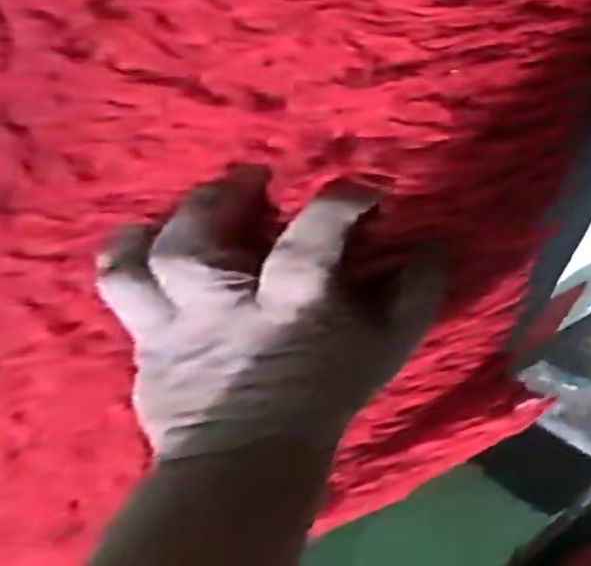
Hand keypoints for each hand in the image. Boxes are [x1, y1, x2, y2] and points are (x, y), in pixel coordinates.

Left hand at [95, 165, 443, 461]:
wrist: (247, 454)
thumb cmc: (333, 386)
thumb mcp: (398, 337)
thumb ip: (421, 286)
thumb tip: (432, 242)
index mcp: (293, 306)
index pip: (309, 241)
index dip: (338, 202)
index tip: (366, 190)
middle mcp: (225, 309)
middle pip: (196, 247)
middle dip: (221, 200)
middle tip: (254, 176)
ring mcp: (176, 326)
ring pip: (142, 265)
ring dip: (164, 222)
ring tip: (196, 201)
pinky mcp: (146, 341)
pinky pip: (120, 290)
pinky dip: (129, 256)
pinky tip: (149, 236)